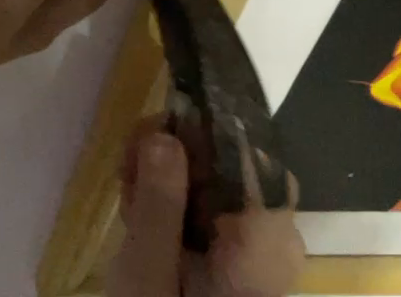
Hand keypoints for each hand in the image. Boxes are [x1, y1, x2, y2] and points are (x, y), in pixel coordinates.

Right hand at [109, 126, 306, 296]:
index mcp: (263, 239)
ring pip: (216, 178)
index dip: (198, 128)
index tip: (147, 136)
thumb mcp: (148, 272)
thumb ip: (158, 200)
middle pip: (229, 160)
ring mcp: (262, 249)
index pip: (247, 150)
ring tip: (128, 199)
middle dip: (172, 153)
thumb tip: (165, 133)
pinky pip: (213, 206)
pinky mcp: (245, 260)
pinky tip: (142, 215)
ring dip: (167, 176)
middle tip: (125, 171)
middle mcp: (275, 237)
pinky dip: (175, 201)